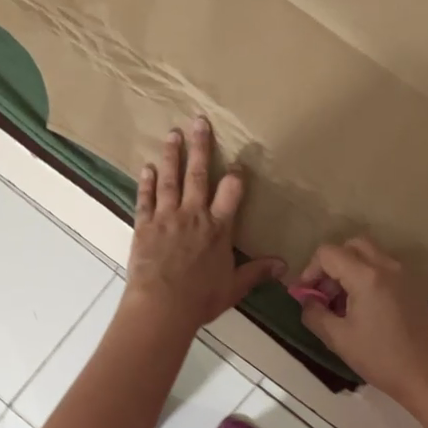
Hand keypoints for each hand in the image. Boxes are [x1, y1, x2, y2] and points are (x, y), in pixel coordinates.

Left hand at [123, 117, 282, 331]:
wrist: (160, 306)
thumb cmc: (199, 299)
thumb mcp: (233, 287)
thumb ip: (256, 272)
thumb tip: (283, 266)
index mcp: (218, 228)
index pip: (232, 192)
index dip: (236, 175)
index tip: (238, 161)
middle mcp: (193, 215)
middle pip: (199, 174)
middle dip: (201, 146)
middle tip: (199, 121)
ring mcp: (166, 218)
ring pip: (170, 180)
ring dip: (172, 155)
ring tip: (173, 134)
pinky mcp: (143, 226)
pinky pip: (145, 199)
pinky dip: (146, 182)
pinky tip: (146, 168)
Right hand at [296, 237, 427, 410]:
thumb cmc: (381, 358)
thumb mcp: (338, 339)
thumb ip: (314, 314)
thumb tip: (307, 301)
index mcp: (367, 276)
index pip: (328, 253)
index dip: (309, 270)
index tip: (306, 296)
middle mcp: (387, 267)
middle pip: (351, 246)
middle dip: (330, 265)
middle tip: (322, 293)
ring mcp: (403, 276)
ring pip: (368, 256)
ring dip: (348, 271)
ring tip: (339, 305)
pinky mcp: (412, 288)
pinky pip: (382, 269)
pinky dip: (364, 278)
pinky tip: (359, 310)